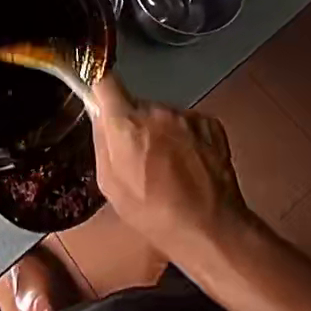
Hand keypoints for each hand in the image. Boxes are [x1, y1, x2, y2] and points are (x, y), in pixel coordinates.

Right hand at [89, 73, 254, 265]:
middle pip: (138, 106)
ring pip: (164, 116)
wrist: (210, 228)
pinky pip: (188, 123)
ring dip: (162, 131)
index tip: (100, 96)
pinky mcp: (210, 122)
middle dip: (136, 124)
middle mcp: (156, 110)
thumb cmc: (153, 213)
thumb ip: (102, 143)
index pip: (105, 82)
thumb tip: (101, 117)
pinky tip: (191, 165)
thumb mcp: (111, 185)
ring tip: (170, 166)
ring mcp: (186, 115)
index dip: (101, 87)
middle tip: (141, 155)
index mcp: (126, 123)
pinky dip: (186, 137)